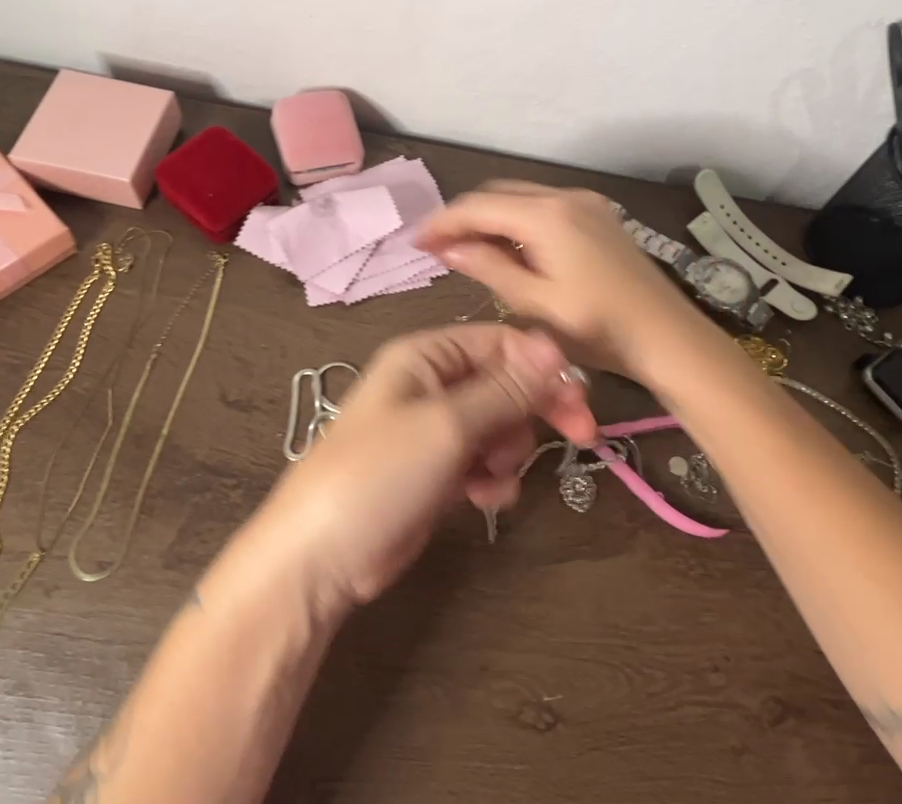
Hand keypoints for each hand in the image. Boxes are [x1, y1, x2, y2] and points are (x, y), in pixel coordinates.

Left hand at [246, 324, 595, 609]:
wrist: (320, 558)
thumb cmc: (379, 475)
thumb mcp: (448, 425)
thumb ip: (506, 388)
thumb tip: (553, 345)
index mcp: (424, 357)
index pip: (500, 342)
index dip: (543, 367)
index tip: (581, 399)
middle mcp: (429, 386)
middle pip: (506, 384)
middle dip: (535, 411)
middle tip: (580, 437)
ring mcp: (432, 432)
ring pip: (499, 426)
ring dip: (509, 451)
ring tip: (492, 477)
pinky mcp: (435, 474)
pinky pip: (483, 462)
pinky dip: (492, 478)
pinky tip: (484, 499)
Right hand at [414, 181, 702, 377]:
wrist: (667, 337)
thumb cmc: (598, 328)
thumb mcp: (535, 304)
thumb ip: (489, 268)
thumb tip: (449, 247)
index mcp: (548, 215)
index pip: (479, 206)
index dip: (442, 222)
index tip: (415, 243)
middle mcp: (566, 196)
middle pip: (499, 193)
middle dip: (464, 217)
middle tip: (437, 249)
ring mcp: (587, 204)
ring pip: (521, 198)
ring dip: (490, 218)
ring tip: (466, 251)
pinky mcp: (599, 217)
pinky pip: (545, 208)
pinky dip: (517, 222)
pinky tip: (508, 250)